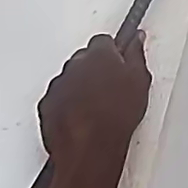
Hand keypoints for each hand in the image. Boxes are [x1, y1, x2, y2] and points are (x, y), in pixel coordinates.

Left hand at [37, 33, 149, 170]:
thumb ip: (136, 54)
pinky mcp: (47, 105)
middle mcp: (74, 66)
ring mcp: (58, 85)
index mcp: (99, 55)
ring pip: (70, 77)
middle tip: (112, 84)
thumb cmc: (115, 115)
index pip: (103, 40)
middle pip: (84, 58)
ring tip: (99, 104)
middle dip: (96, 67)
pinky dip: (68, 101)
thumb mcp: (140, 80)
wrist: (91, 146)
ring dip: (81, 84)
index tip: (119, 59)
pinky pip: (58, 96)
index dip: (112, 51)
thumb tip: (136, 40)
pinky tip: (84, 115)